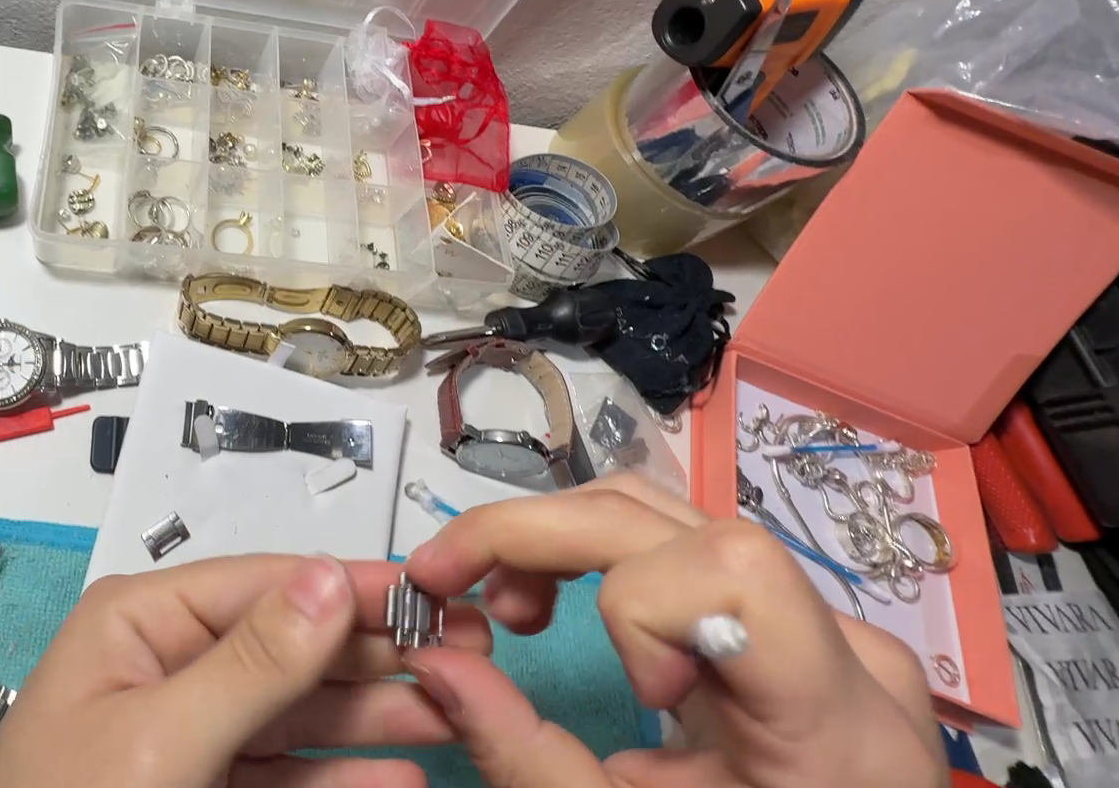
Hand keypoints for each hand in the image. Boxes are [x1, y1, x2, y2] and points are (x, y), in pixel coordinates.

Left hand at [0, 555, 487, 787]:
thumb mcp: (161, 738)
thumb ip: (251, 661)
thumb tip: (329, 574)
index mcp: (146, 620)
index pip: (265, 585)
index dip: (349, 587)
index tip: (432, 594)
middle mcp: (172, 660)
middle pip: (291, 646)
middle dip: (374, 654)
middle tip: (467, 656)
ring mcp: (191, 728)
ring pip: (299, 712)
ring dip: (375, 714)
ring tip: (455, 711)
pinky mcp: (206, 786)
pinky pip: (287, 775)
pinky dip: (343, 778)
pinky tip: (400, 779)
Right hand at [400, 475, 944, 786]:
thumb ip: (519, 751)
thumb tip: (427, 657)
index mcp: (828, 722)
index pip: (735, 572)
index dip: (641, 602)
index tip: (627, 691)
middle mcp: (833, 638)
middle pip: (657, 518)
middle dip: (529, 536)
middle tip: (444, 578)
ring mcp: (808, 612)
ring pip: (651, 509)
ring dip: (549, 539)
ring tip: (505, 606)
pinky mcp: (777, 607)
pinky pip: (665, 536)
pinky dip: (582, 550)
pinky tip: (557, 602)